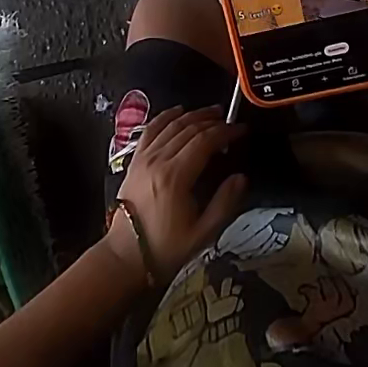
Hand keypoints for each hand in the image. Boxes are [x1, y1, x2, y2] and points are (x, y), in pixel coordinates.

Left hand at [105, 106, 247, 281]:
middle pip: (188, 129)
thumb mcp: (202, 234)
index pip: (204, 141)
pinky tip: (177, 111)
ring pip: (171, 125)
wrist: (126, 255)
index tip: (241, 130)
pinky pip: (151, 129)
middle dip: (212, 121)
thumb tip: (241, 177)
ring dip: (193, 115)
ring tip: (211, 112)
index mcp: (175, 176)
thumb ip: (224, 203)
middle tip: (229, 120)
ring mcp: (144, 157)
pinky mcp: (135, 159)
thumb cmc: (166, 248)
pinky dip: (165, 116)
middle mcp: (158, 160)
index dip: (225, 131)